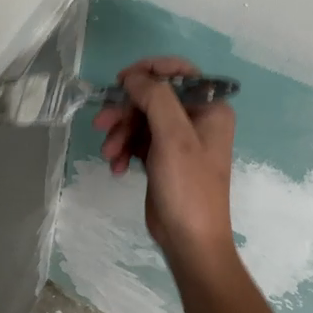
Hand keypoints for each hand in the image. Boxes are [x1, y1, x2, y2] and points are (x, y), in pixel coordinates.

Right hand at [93, 56, 236, 258]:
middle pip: (153, 97)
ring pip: (141, 119)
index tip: (122, 81)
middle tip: (102, 122)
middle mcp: (197, 118)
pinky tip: (116, 167)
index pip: (179, 72)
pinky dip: (124, 150)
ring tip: (109, 153)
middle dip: (126, 110)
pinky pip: (138, 141)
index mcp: (210, 108)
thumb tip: (134, 76)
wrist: (189, 240)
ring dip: (121, 133)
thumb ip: (155, 98)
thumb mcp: (173, 136)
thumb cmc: (188, 186)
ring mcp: (179, 139)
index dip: (149, 72)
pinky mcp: (162, 157)